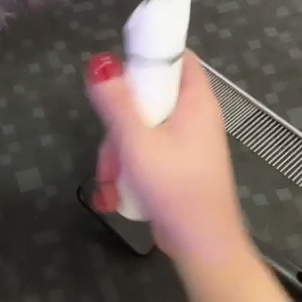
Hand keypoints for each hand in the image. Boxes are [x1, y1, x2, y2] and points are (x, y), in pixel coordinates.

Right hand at [85, 52, 251, 264]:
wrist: (202, 244)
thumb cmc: (174, 188)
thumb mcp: (137, 142)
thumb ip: (116, 103)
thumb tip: (100, 63)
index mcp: (195, 101)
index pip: (175, 57)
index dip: (146, 57)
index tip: (117, 74)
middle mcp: (194, 116)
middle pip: (147, 97)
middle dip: (118, 124)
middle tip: (112, 147)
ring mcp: (186, 143)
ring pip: (139, 129)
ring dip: (117, 154)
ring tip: (112, 181)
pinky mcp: (177, 166)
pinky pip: (145, 152)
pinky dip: (128, 169)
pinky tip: (116, 192)